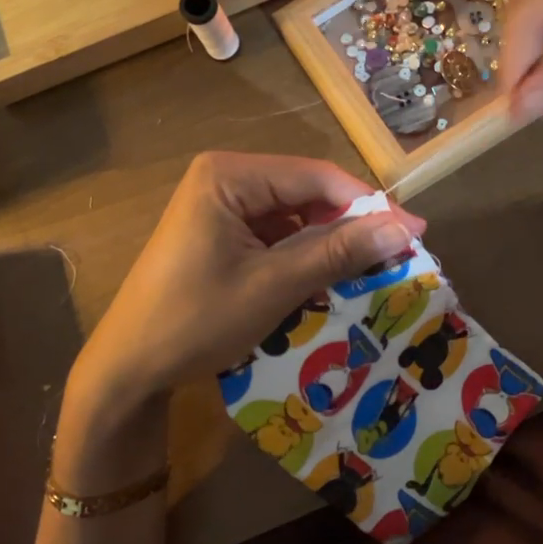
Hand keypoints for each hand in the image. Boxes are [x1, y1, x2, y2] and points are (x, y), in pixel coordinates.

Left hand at [72, 152, 424, 404]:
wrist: (127, 368)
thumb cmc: (195, 321)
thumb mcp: (273, 286)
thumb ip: (338, 253)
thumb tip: (405, 228)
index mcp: (229, 175)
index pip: (316, 177)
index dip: (368, 204)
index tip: (416, 233)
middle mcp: (223, 178)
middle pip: (305, 193)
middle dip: (349, 226)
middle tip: (398, 258)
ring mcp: (217, 207)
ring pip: (292, 217)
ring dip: (328, 245)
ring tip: (371, 273)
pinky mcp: (217, 235)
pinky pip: (273, 236)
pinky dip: (301, 257)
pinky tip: (327, 282)